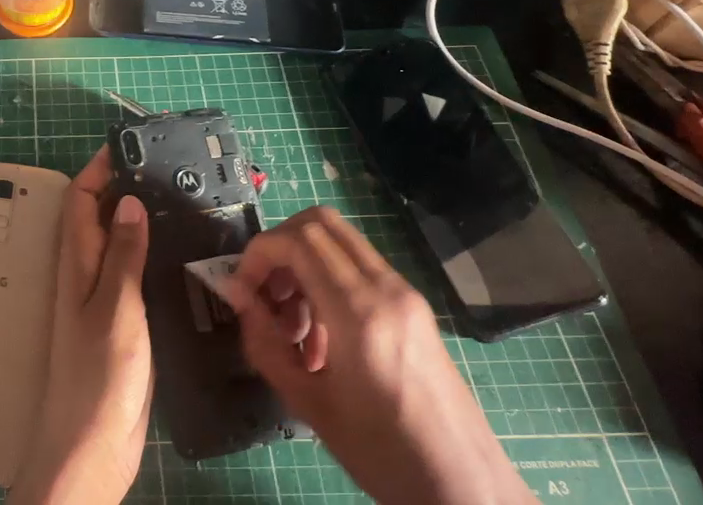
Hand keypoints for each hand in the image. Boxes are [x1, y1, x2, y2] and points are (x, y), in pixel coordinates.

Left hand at [10, 147, 152, 504]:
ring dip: (140, 218)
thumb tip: (127, 200)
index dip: (98, 168)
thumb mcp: (114, 308)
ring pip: (119, 244)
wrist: (93, 445)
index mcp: (76, 262)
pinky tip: (182, 256)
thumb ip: (122, 256)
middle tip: (167, 168)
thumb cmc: (99, 375)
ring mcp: (103, 298)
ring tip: (181, 201)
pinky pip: (134, 274)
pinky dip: (152, 255)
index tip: (128, 144)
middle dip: (123, 186)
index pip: (79, 199)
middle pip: (99, 215)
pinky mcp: (122, 322)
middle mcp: (86, 273)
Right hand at [226, 207, 534, 504]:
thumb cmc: (383, 453)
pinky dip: (327, 279)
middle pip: (319, 223)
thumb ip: (264, 341)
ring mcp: (405, 293)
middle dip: (279, 247)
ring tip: (291, 326)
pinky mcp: (414, 306)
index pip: (297, 241)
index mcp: (358, 313)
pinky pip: (358, 268)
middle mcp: (385, 288)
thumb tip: (237, 293)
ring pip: (339, 241)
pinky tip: (320, 336)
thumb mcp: (309, 403)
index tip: (241, 291)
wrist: (465, 487)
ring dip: (303, 264)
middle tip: (264, 294)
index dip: (257, 254)